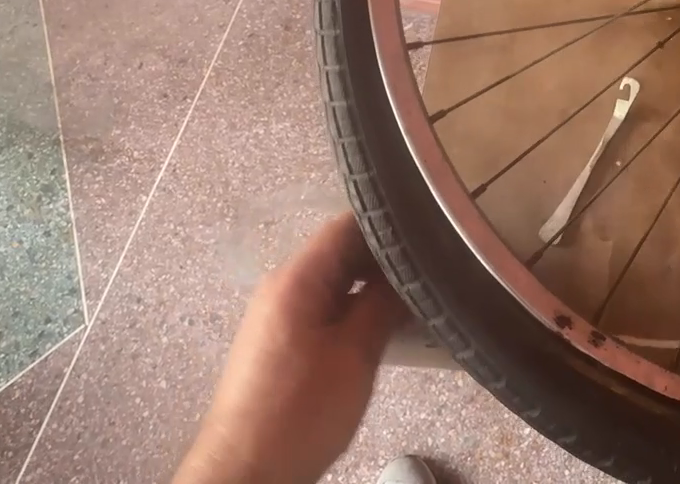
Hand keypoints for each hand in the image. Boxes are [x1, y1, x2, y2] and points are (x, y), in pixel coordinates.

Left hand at [174, 213, 405, 483]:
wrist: (244, 476)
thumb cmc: (299, 414)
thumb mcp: (355, 355)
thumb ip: (383, 303)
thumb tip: (412, 269)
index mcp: (296, 278)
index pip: (347, 224)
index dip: (392, 220)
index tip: (431, 228)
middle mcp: (283, 286)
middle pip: (343, 248)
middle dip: (388, 254)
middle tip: (435, 264)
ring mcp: (280, 313)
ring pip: (337, 278)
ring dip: (375, 283)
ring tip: (421, 292)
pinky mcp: (283, 339)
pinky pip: (328, 303)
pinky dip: (358, 305)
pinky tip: (389, 321)